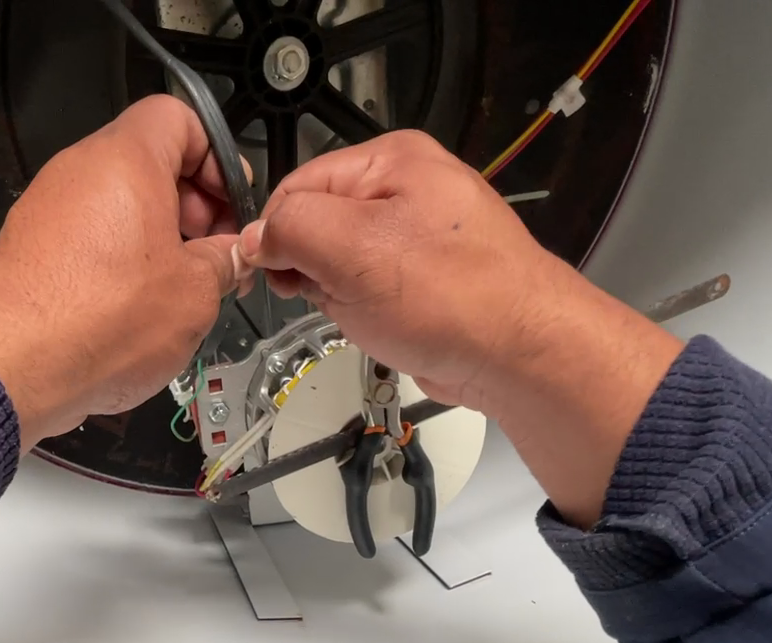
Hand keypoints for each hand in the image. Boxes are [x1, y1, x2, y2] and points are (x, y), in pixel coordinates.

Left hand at [0, 96, 241, 450]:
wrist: (12, 367)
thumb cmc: (104, 321)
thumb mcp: (194, 294)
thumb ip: (222, 263)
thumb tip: (231, 256)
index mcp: (126, 159)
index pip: (181, 119)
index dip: (217, 158)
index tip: (234, 206)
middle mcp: (79, 172)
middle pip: (149, 168)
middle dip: (192, 211)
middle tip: (215, 261)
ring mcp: (47, 212)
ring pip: (118, 212)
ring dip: (156, 246)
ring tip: (177, 297)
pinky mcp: (28, 254)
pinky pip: (86, 246)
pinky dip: (116, 269)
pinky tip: (133, 316)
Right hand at [240, 131, 683, 525]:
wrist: (518, 353)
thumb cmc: (441, 297)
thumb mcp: (351, 252)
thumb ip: (291, 230)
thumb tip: (254, 238)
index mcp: (389, 160)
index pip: (296, 187)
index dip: (276, 233)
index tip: (276, 277)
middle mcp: (405, 187)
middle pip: (316, 222)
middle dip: (309, 266)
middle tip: (334, 295)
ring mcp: (416, 233)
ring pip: (337, 259)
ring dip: (334, 291)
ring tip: (363, 310)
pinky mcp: (423, 275)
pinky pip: (366, 284)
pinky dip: (357, 306)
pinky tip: (375, 321)